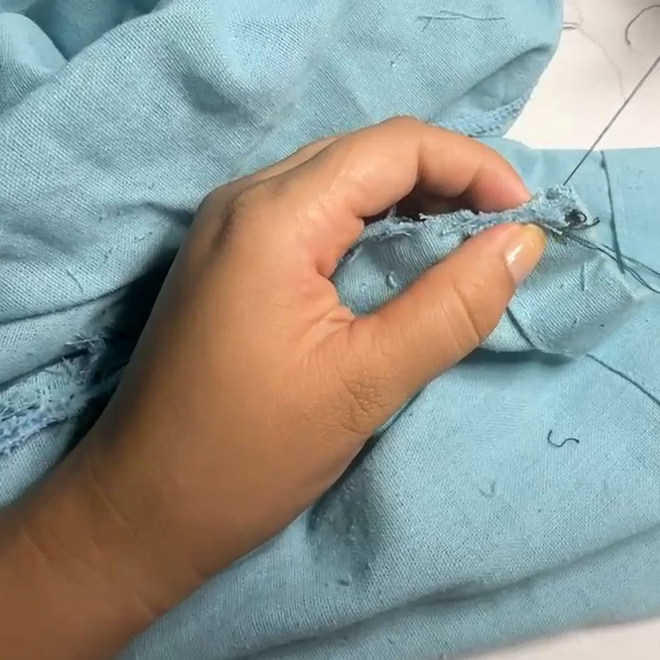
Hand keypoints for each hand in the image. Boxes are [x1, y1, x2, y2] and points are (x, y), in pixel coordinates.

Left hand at [39, 118, 545, 614]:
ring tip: (471, 236)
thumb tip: (523, 242)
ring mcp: (233, 219)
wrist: (136, 512)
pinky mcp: (232, 249)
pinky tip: (407, 250)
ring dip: (414, 194)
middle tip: (505, 230)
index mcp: (276, 215)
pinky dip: (376, 217)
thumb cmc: (248, 454)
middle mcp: (249, 195)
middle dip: (448, 176)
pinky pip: (318, 204)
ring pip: (344, 173)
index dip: (472, 166)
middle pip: (369, 151)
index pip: (395, 147)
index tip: (524, 217)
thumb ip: (454, 306)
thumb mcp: (366, 383)